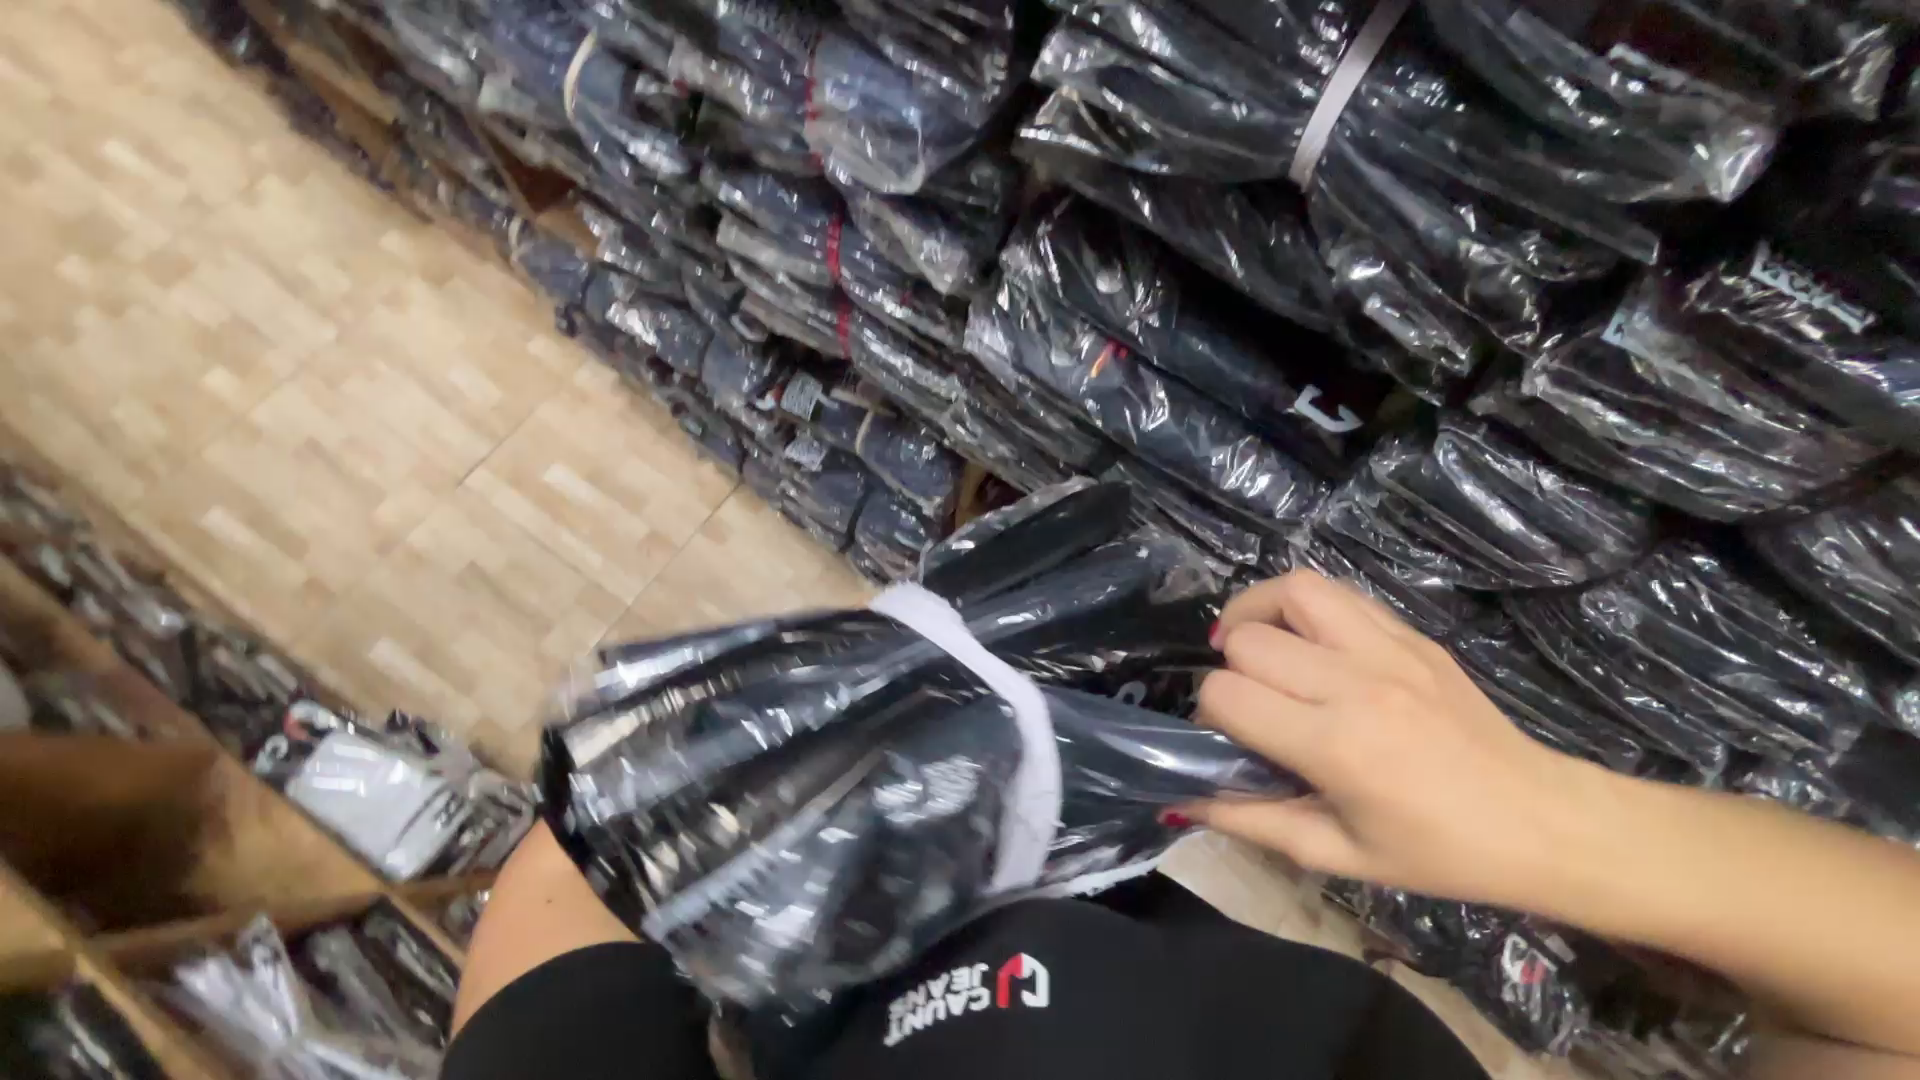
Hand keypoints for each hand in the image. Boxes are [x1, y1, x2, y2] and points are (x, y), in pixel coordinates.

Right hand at [1169, 570, 1602, 906]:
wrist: (1543, 822)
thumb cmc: (1437, 853)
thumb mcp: (1334, 854)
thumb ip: (1247, 820)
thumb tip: (1179, 800)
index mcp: (1335, 746)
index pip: (1226, 693)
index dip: (1209, 714)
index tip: (1229, 739)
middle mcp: (1356, 683)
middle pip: (1247, 639)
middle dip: (1228, 669)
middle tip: (1248, 702)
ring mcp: (1389, 649)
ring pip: (1293, 588)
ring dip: (1257, 612)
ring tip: (1255, 643)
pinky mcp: (1412, 634)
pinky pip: (1338, 592)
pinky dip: (1303, 606)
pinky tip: (1305, 640)